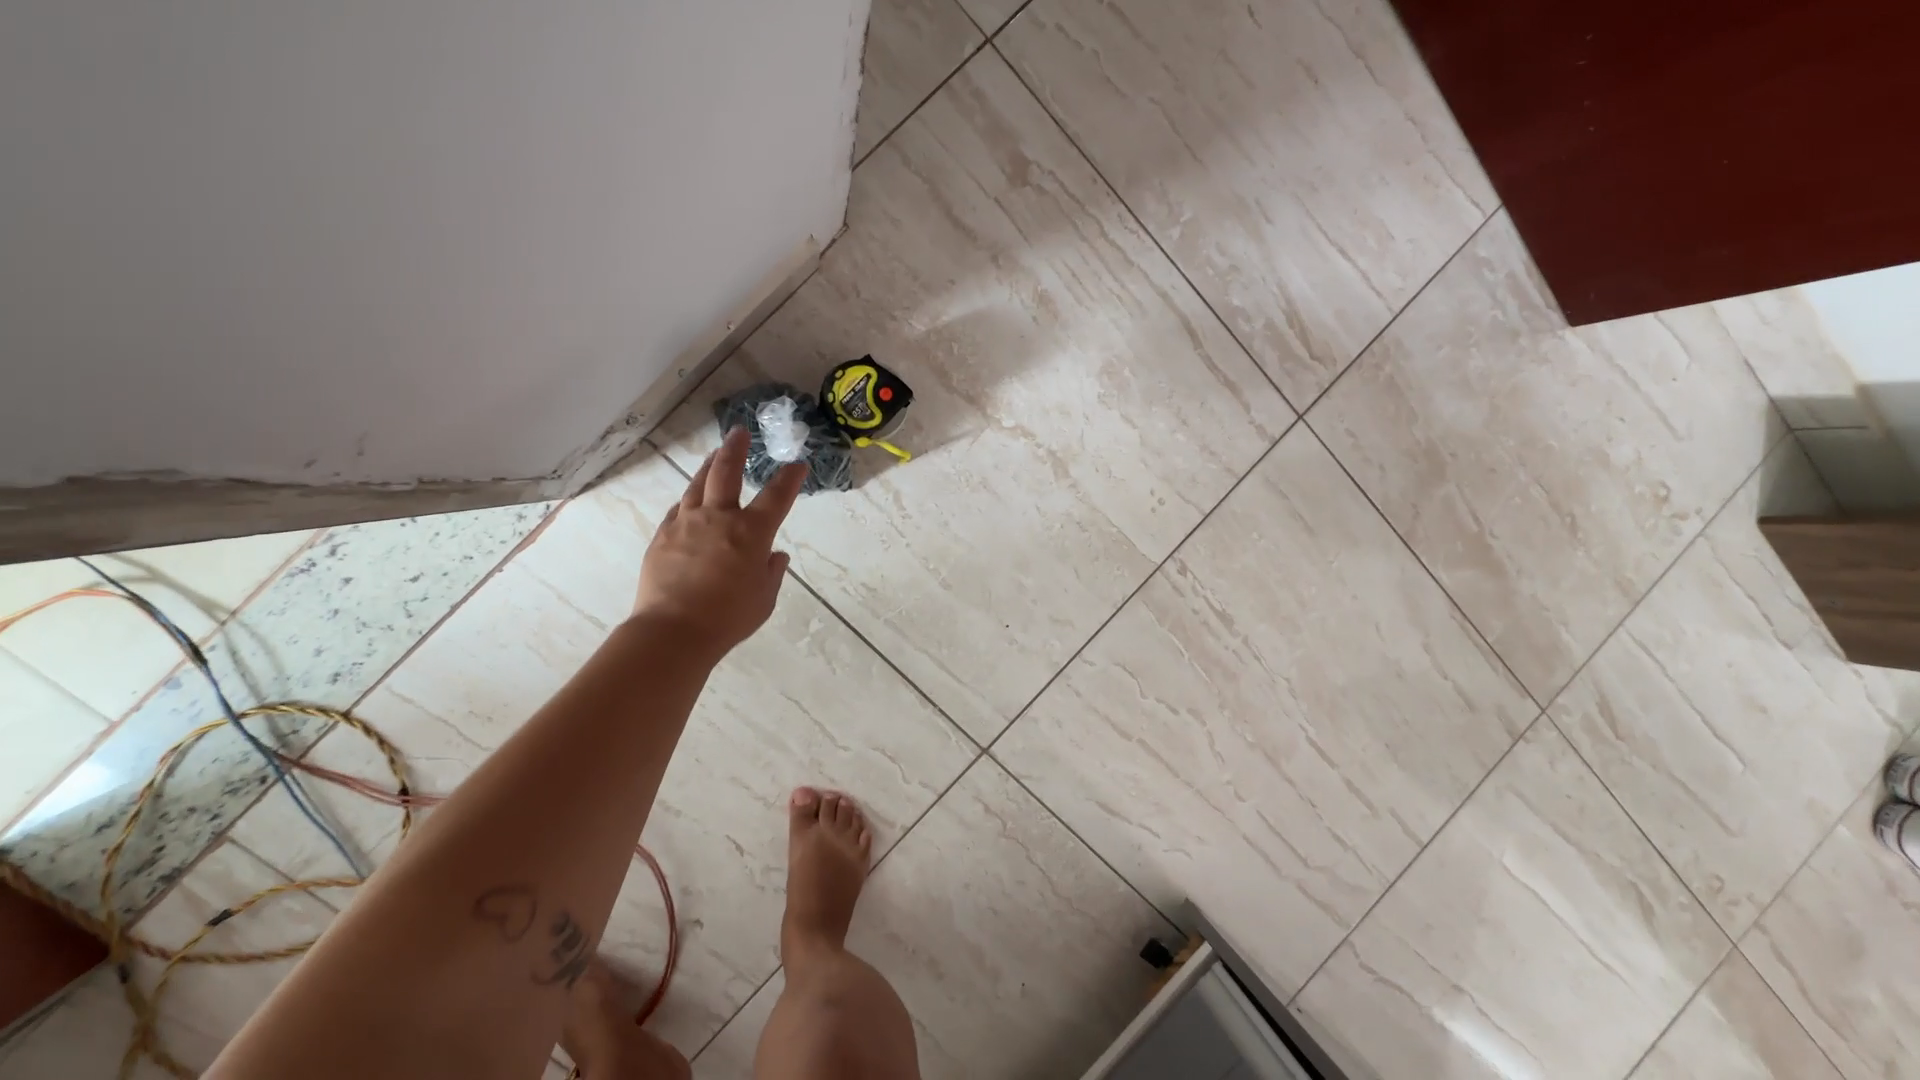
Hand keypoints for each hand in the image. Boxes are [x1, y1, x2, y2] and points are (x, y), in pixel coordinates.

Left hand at [632, 426, 806, 659]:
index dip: (790, 478)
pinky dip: (688, 500)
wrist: (674, 630)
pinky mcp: (663, 536)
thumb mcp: (764, 599)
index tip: (797, 465)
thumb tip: (775, 556)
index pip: (777, 496)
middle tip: (739, 433)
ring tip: (714, 456)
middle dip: (736, 450)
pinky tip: (689, 500)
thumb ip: (771, 573)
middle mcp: (719, 518)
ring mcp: (686, 524)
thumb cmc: (728, 618)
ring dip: (708, 467)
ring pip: (698, 485)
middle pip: (727, 472)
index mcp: (751, 532)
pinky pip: (678, 509)